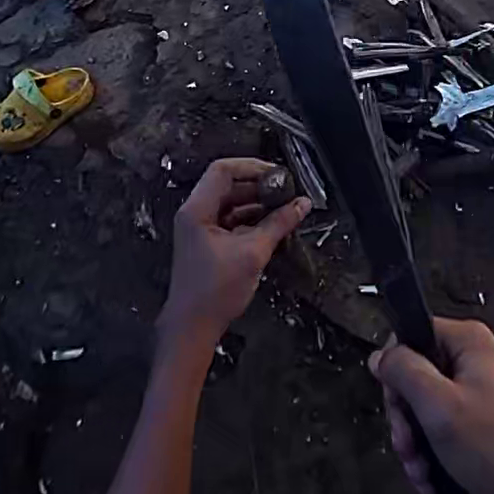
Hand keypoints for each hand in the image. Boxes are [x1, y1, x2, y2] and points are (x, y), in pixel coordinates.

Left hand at [157, 157, 308, 348]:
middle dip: (257, 185)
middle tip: (284, 190)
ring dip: (255, 202)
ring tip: (282, 207)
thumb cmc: (214, 292)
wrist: (193, 326)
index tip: (276, 174)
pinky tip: (270, 224)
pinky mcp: (207, 241)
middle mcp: (195, 213)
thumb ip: (278, 224)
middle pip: (227, 184)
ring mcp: (199, 227)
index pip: (223, 170)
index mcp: (197, 209)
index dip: (251, 167)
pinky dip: (249, 218)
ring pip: (230, 202)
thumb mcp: (253, 253)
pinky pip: (230, 219)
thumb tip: (300, 205)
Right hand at [370, 318, 493, 493]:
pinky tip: (429, 477)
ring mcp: (479, 397)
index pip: (412, 332)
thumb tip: (377, 355)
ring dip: (413, 440)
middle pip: (414, 373)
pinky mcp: (482, 430)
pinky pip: (441, 430)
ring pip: (424, 406)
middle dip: (403, 414)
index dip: (395, 365)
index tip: (393, 400)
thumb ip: (402, 370)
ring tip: (418, 469)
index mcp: (469, 341)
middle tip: (405, 443)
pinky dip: (429, 453)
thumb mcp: (438, 405)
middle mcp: (474, 362)